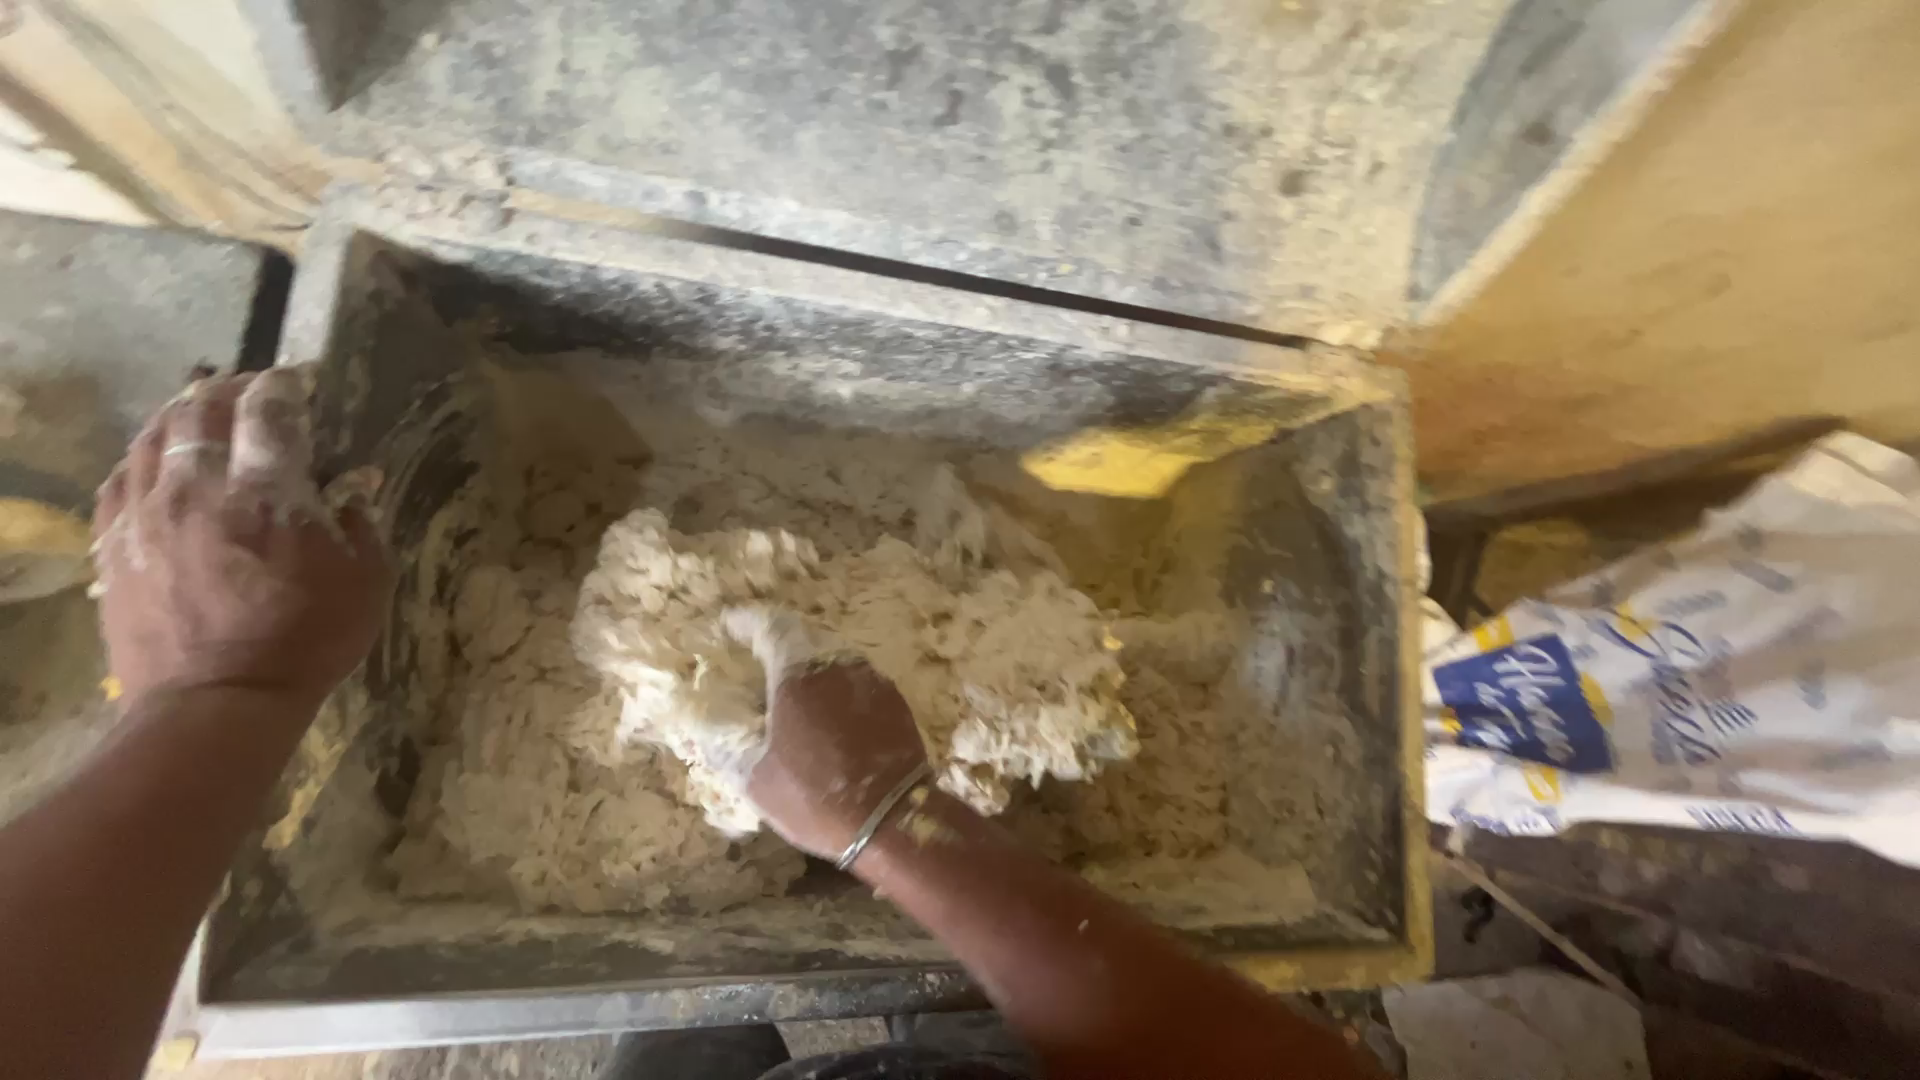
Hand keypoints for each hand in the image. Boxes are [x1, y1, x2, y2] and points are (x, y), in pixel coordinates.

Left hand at [91, 369, 392, 709]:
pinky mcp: (116, 541)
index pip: (271, 413)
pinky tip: (160, 456)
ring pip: (153, 436)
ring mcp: (148, 513)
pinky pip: (121, 476)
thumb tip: (354, 483)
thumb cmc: (313, 635)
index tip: (301, 378)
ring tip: (204, 406)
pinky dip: (145, 453)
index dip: (286, 386)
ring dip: (182, 412)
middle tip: (254, 385)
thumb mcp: (367, 577)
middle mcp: (200, 488)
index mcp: (271, 494)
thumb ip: (359, 520)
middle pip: (202, 411)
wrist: (221, 696)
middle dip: (231, 388)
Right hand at [731, 610, 928, 859]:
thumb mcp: (754, 777)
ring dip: (805, 660)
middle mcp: (839, 662)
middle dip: (774, 639)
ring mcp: (870, 677)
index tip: (728, 625)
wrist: (892, 818)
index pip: (770, 624)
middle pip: (802, 634)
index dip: (746, 621)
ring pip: (831, 653)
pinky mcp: (892, 697)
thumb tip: (701, 719)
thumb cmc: (814, 796)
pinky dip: (831, 681)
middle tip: (753, 655)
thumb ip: (724, 740)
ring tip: (785, 683)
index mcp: (800, 671)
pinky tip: (822, 707)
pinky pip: (852, 675)